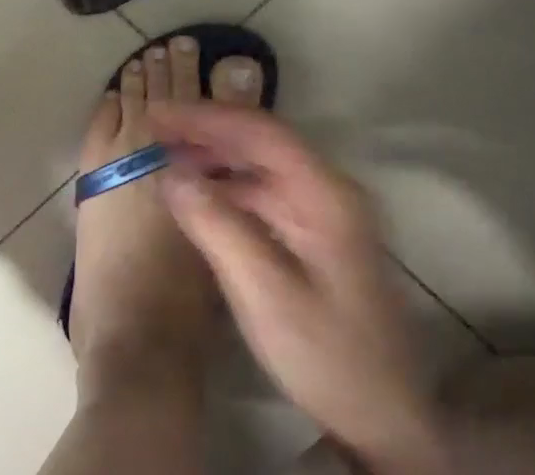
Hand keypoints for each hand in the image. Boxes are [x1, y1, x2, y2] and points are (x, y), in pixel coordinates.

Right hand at [150, 103, 448, 472]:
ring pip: (260, 164)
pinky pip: (263, 191)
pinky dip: (225, 183)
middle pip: (262, 141)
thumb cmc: (326, 354)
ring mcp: (324, 214)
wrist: (384, 418)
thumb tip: (169, 172)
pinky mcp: (314, 236)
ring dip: (212, 154)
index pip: (261, 133)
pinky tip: (195, 193)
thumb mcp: (264, 293)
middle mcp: (329, 193)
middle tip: (150, 130)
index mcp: (326, 197)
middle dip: (204, 129)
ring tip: (163, 155)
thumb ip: (215, 226)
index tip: (154, 115)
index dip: (205, 117)